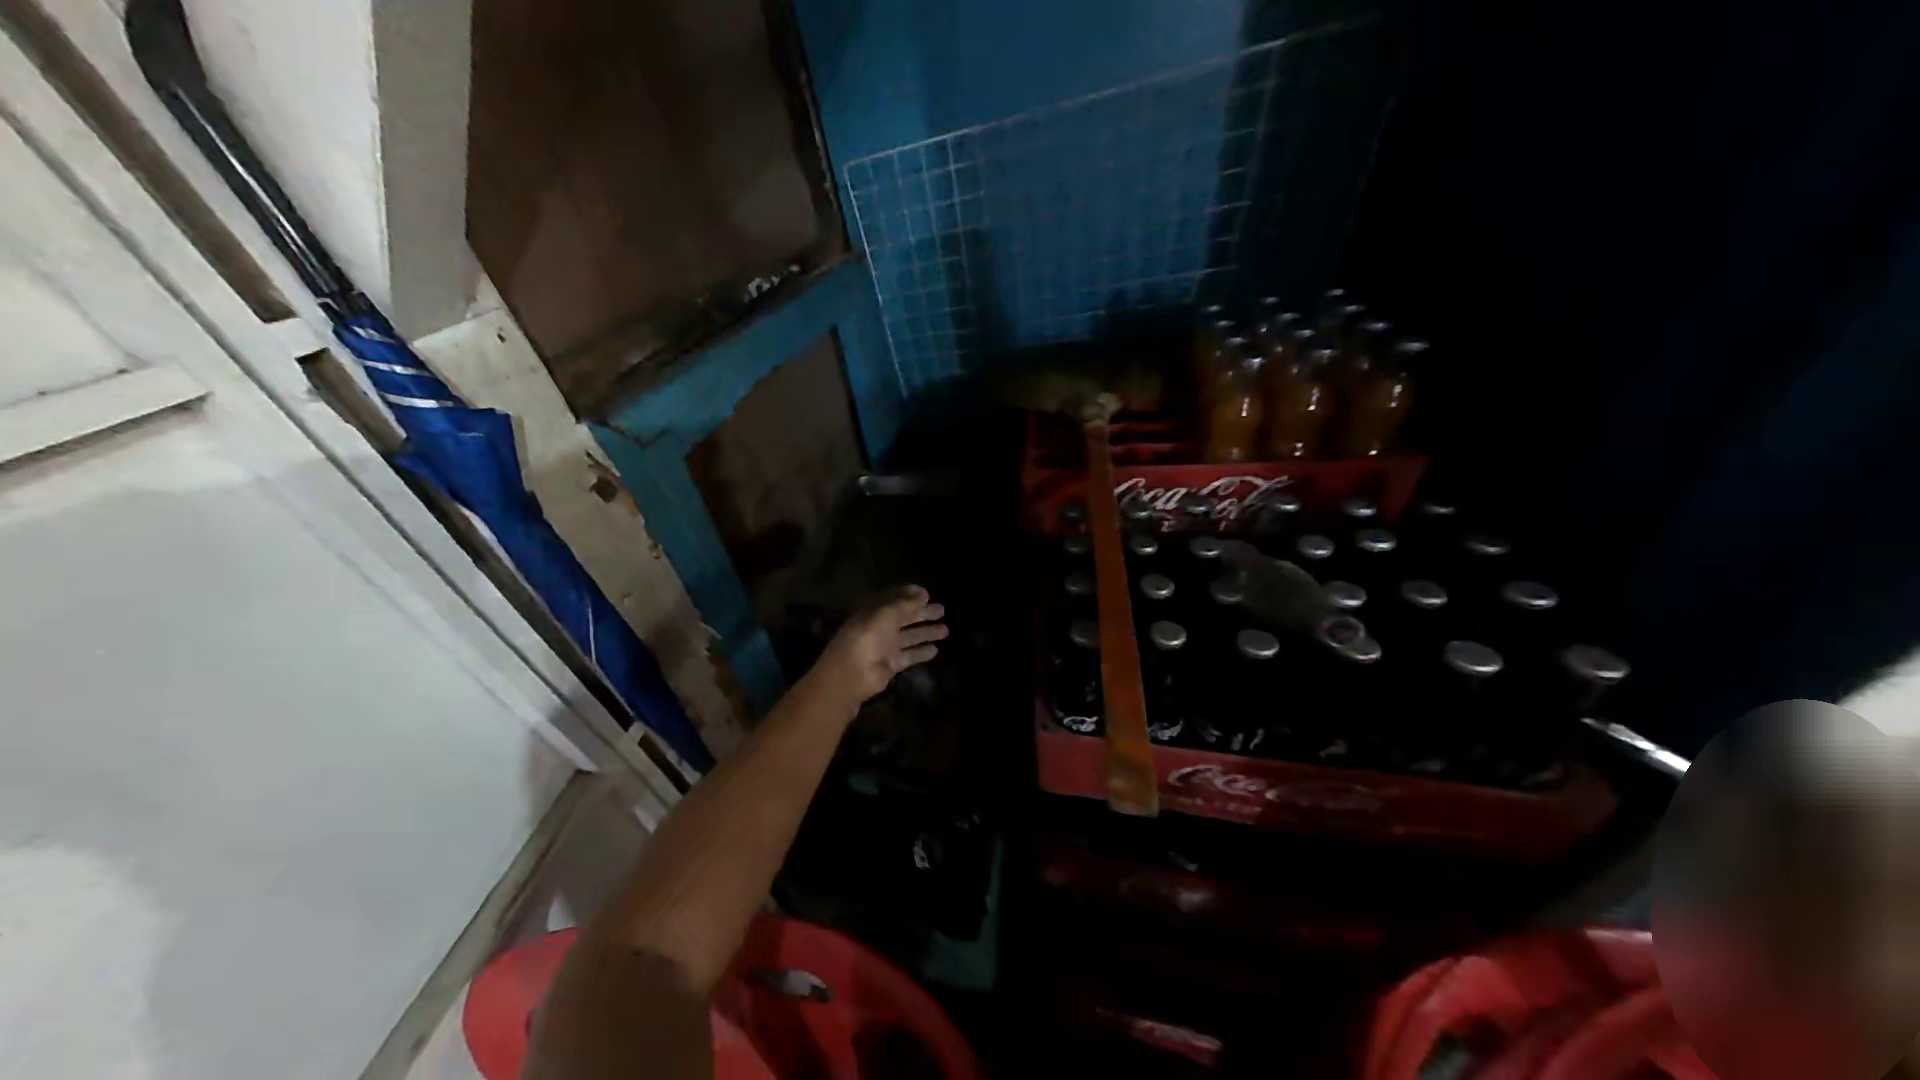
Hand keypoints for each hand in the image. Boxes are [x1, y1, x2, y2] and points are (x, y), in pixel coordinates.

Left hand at [813, 586, 947, 703]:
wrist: (852, 672)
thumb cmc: (867, 636)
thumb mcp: (886, 613)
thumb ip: (906, 604)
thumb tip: (924, 593)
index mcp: (874, 611)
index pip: (894, 599)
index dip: (909, 595)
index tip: (927, 593)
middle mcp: (880, 627)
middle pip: (905, 617)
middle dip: (923, 613)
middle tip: (942, 610)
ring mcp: (885, 646)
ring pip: (910, 637)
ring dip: (926, 632)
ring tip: (946, 630)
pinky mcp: (891, 664)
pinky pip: (909, 656)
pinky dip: (921, 653)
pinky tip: (935, 650)